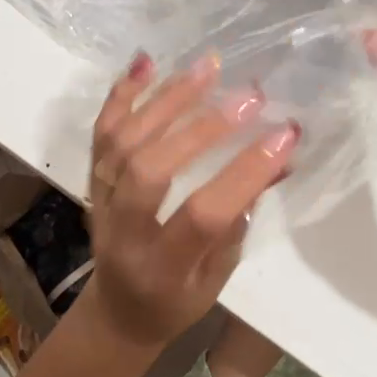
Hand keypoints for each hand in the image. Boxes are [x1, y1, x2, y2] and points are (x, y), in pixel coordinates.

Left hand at [84, 53, 299, 346]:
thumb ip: (240, 223)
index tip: (285, 135)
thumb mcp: (217, 279)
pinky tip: (147, 63)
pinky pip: (100, 134)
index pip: (203, 216)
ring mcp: (101, 203)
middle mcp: (123, 232)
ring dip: (166, 100)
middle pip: (151, 171)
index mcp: (163, 268)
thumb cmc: (176, 302)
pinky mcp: (91, 183)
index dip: (243, 174)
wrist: (117, 312)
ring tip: (208, 67)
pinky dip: (121, 95)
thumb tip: (277, 161)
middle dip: (201, 129)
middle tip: (248, 96)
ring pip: (122, 144)